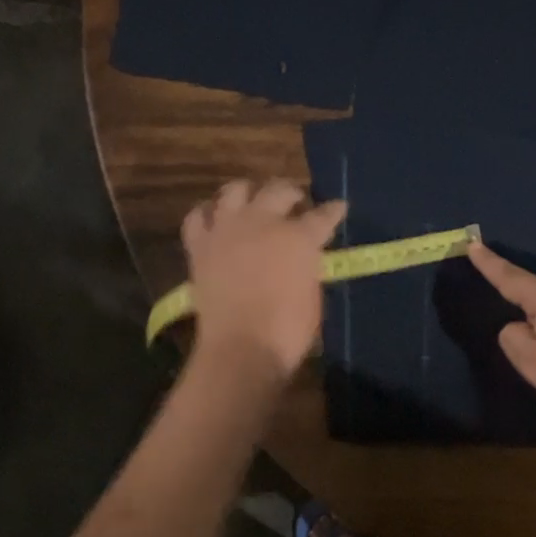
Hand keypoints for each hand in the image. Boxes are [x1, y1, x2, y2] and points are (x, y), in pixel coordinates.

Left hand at [183, 179, 345, 377]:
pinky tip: (215, 219)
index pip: (322, 215)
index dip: (333, 211)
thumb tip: (304, 259)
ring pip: (235, 190)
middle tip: (296, 201)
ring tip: (253, 202)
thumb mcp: (313, 296)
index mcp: (298, 237)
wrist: (241, 347)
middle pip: (278, 191)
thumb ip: (309, 268)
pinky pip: (197, 216)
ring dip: (248, 192)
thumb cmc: (287, 330)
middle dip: (291, 193)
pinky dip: (207, 214)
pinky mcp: (200, 245)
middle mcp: (262, 222)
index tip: (338, 208)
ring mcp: (227, 229)